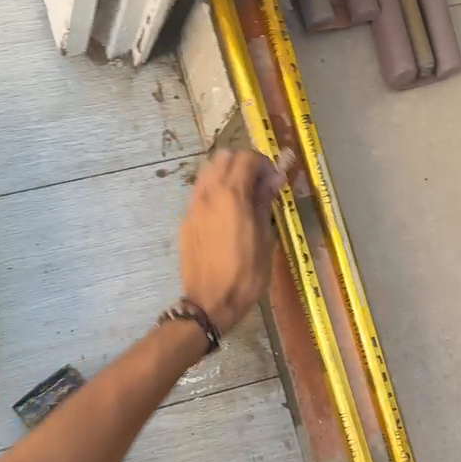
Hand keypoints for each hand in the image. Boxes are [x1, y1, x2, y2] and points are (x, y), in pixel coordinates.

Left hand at [179, 147, 280, 333]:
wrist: (209, 303)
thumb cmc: (244, 276)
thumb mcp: (264, 240)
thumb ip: (265, 203)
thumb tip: (273, 179)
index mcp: (231, 196)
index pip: (246, 158)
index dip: (264, 164)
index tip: (274, 182)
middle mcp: (208, 194)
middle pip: (223, 158)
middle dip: (243, 164)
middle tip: (258, 185)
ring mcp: (193, 208)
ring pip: (208, 173)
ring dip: (226, 175)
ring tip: (242, 197)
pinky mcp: (186, 222)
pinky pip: (200, 194)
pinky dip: (214, 192)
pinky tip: (226, 214)